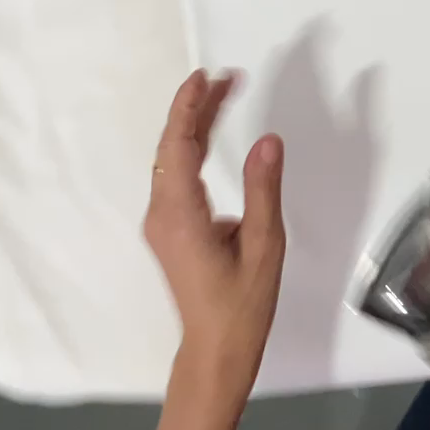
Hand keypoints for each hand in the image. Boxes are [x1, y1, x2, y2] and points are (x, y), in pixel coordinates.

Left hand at [143, 69, 286, 378]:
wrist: (215, 352)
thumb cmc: (241, 304)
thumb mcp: (263, 246)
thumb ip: (263, 190)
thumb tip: (268, 139)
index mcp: (180, 214)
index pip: (177, 147)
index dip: (187, 108)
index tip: (203, 77)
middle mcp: (162, 212)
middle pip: (172, 147)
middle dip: (195, 108)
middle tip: (225, 77)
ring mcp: (162, 221)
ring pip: (173, 160)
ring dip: (195, 125)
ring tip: (224, 94)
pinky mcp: (170, 228)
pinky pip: (178, 175)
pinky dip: (194, 147)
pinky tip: (213, 136)